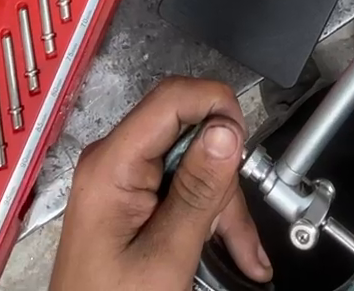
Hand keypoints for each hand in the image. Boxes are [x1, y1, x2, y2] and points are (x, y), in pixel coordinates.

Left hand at [51, 78, 272, 290]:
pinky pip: (183, 185)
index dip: (215, 106)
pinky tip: (231, 245)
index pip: (172, 97)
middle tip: (237, 216)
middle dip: (222, 171)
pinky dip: (210, 213)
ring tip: (241, 249)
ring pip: (193, 161)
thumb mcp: (165, 256)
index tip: (242, 142)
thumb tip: (226, 128)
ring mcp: (124, 178)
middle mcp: (115, 160)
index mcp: (112, 164)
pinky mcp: (134, 196)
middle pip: (188, 130)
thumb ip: (198, 190)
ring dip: (222, 202)